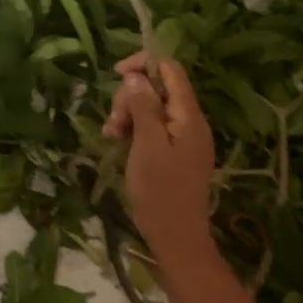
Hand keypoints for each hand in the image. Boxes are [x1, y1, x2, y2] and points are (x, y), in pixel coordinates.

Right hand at [103, 54, 216, 268]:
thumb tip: (135, 76)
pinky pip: (152, 127)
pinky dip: (133, 128)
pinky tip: (117, 140)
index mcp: (189, 117)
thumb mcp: (147, 144)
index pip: (171, 70)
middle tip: (114, 120)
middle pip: (157, 88)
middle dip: (130, 96)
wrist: (176, 238)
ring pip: (151, 107)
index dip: (143, 64)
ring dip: (127, 113)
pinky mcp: (173, 152)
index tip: (116, 74)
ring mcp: (183, 138)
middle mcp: (190, 122)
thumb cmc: (160, 190)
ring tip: (112, 133)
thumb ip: (144, 106)